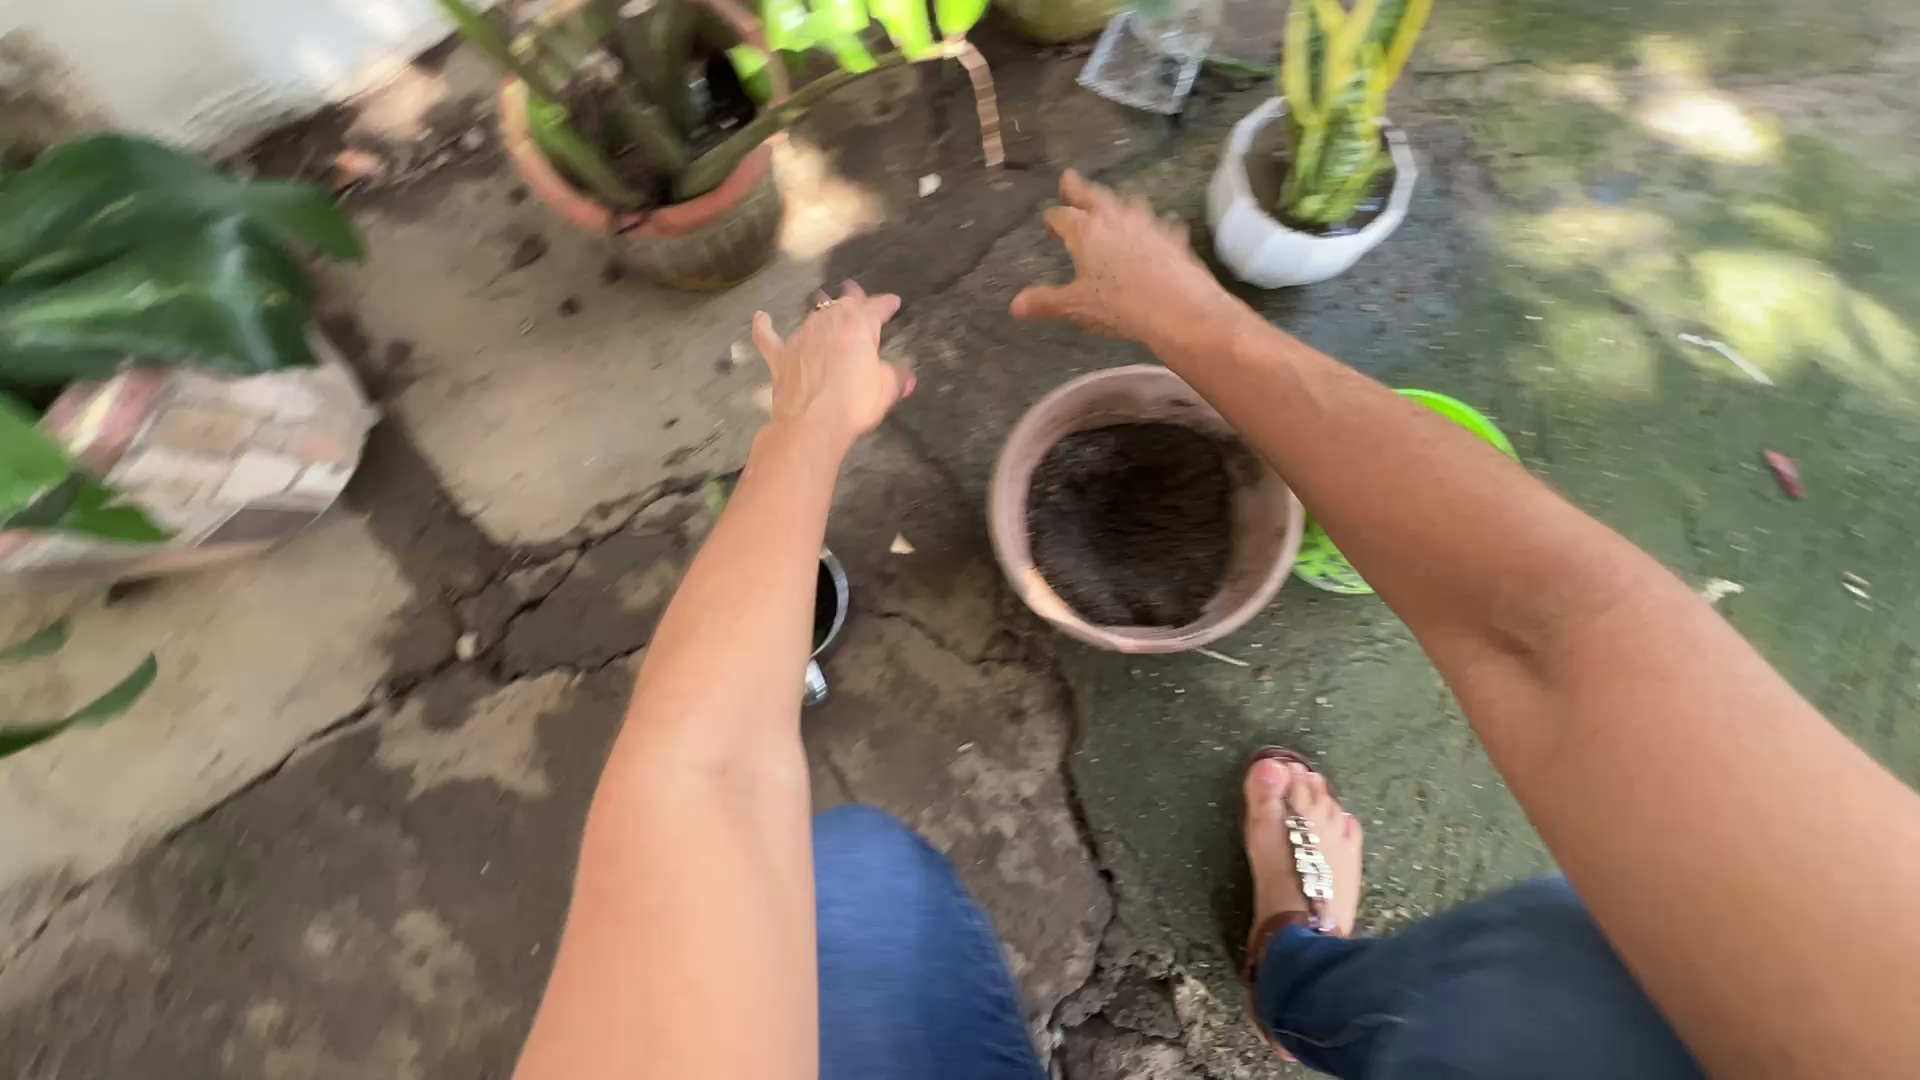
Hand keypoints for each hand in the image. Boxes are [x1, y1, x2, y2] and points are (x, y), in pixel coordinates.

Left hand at [752, 281, 911, 450]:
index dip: (887, 304)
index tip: (893, 302)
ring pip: (814, 315)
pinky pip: (769, 336)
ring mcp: (801, 336)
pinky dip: (765, 327)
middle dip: (854, 297)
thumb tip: (906, 376)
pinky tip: (761, 318)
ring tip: (826, 304)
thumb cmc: (854, 404)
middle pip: (843, 303)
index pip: (877, 307)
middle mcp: (828, 322)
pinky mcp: (780, 355)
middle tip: (858, 293)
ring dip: (823, 310)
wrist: (811, 425)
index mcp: (858, 325)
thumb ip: (896, 377)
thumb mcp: (886, 390)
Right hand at [1011, 170, 1233, 347]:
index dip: (1052, 219)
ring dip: (1116, 203)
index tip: (1048, 220)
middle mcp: (1114, 219)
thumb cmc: (1118, 305)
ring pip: (1127, 204)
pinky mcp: (1171, 236)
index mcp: (1086, 232)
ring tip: (1112, 204)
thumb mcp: (1075, 307)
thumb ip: (1045, 302)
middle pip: (1092, 196)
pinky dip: (1152, 226)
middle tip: (1069, 177)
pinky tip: (1157, 231)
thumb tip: (1015, 306)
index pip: (1061, 216)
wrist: (1177, 307)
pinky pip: (1159, 224)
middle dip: (1078, 188)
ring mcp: (1146, 223)